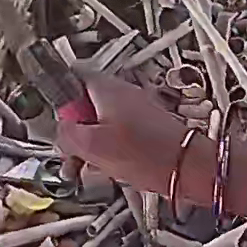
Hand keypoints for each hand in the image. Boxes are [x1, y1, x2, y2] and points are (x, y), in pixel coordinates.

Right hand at [56, 72, 214, 202]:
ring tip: (94, 165)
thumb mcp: (92, 145)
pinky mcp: (147, 129)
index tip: (57, 121)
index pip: (73, 78)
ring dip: (92, 145)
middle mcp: (124, 94)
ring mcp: (137, 110)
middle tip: (74, 153)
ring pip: (101, 123)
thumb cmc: (149, 154)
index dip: (60, 101)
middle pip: (85, 106)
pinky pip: (119, 135)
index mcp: (107, 89)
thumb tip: (59, 131)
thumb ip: (67, 134)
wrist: (189, 169)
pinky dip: (111, 151)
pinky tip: (114, 168)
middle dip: (76, 132)